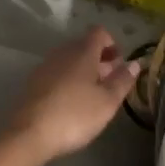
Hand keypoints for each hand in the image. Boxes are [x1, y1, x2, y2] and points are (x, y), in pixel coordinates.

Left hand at [2, 27, 140, 163]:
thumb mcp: (107, 101)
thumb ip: (122, 81)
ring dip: (84, 70)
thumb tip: (135, 63)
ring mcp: (46, 65)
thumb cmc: (75, 114)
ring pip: (70, 59)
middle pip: (84, 45)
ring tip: (92, 95)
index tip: (120, 64)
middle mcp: (63, 51)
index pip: (100, 32)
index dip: (112, 44)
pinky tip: (71, 103)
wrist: (29, 132)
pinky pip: (57, 72)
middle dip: (100, 59)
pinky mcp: (34, 81)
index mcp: (83, 51)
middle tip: (110, 82)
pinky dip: (68, 80)